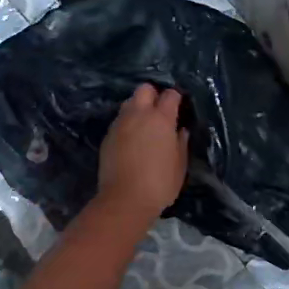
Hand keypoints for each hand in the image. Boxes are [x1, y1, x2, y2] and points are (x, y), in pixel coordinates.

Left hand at [96, 84, 188, 223]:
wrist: (124, 199)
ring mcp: (120, 124)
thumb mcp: (180, 165)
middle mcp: (138, 114)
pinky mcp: (107, 136)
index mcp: (160, 118)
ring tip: (144, 125)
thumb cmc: (160, 183)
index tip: (179, 109)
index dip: (176, 99)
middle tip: (160, 112)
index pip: (170, 95)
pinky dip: (127, 124)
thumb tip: (181, 131)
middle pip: (144, 89)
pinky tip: (132, 140)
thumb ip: (181, 143)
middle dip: (153, 95)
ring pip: (128, 103)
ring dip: (138, 108)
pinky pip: (119, 121)